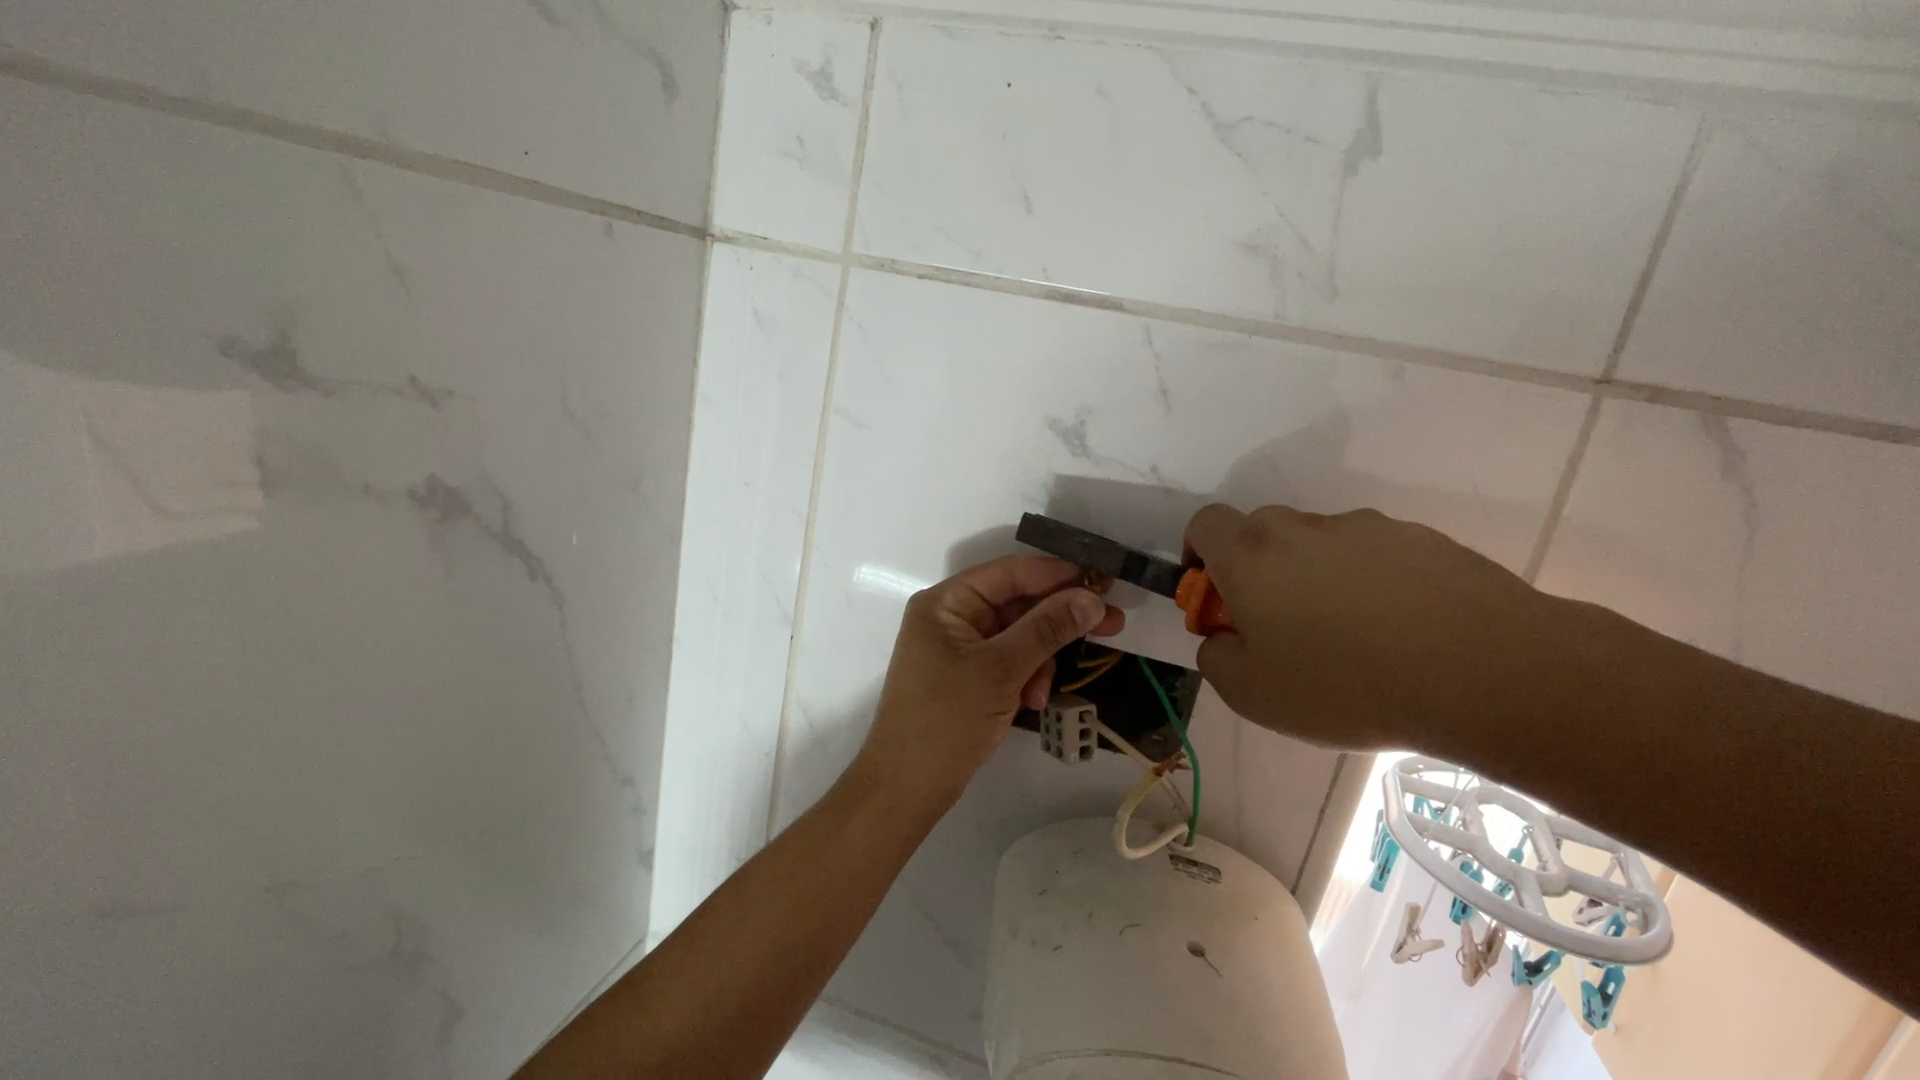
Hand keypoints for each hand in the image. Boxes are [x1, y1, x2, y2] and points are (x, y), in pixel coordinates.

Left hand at [850, 556, 1123, 813]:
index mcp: (947, 602)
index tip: (1105, 581)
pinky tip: (1032, 702)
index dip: (1059, 574)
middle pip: (1017, 603)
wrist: (907, 786)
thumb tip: (1091, 598)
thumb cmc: (946, 719)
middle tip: (1112, 624)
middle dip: (1058, 619)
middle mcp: (951, 617)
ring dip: (1041, 658)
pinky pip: (1009, 662)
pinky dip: (1026, 677)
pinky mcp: (968, 677)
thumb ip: (1047, 629)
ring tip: (1044, 692)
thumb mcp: (1001, 670)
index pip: (1011, 573)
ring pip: (1018, 636)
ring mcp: (959, 649)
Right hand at [1185, 504, 1563, 752]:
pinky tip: (1402, 636)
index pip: (1205, 524)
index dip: (1199, 554)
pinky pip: (1378, 558)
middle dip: (1259, 571)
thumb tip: (1222, 639)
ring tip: (1354, 641)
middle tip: (1280, 627)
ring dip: (1318, 579)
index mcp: (1252, 555)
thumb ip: (1216, 658)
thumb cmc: (1345, 683)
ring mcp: (1369, 529)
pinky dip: (1374, 586)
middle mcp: (1304, 528)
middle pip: (1263, 532)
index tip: (1214, 597)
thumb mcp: (1252, 693)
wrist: (1481, 669)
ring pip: (1322, 546)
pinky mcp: (1425, 540)